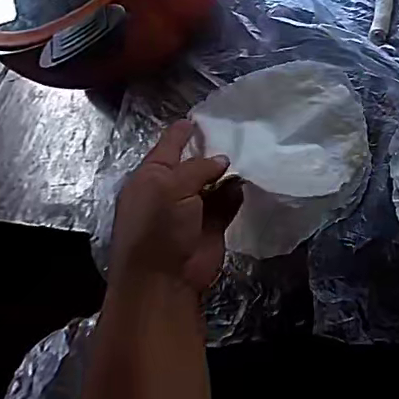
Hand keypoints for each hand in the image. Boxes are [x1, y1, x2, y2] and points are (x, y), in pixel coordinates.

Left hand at [109, 120, 243, 296]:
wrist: (162, 281)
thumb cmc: (157, 227)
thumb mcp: (170, 187)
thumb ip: (197, 168)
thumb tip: (222, 161)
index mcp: (150, 178)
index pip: (167, 147)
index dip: (182, 132)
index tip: (197, 117)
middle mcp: (169, 191)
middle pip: (192, 165)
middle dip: (210, 151)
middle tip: (234, 131)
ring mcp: (191, 210)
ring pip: (213, 184)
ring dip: (227, 173)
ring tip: (248, 152)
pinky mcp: (211, 228)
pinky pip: (227, 204)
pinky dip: (236, 194)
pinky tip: (247, 181)